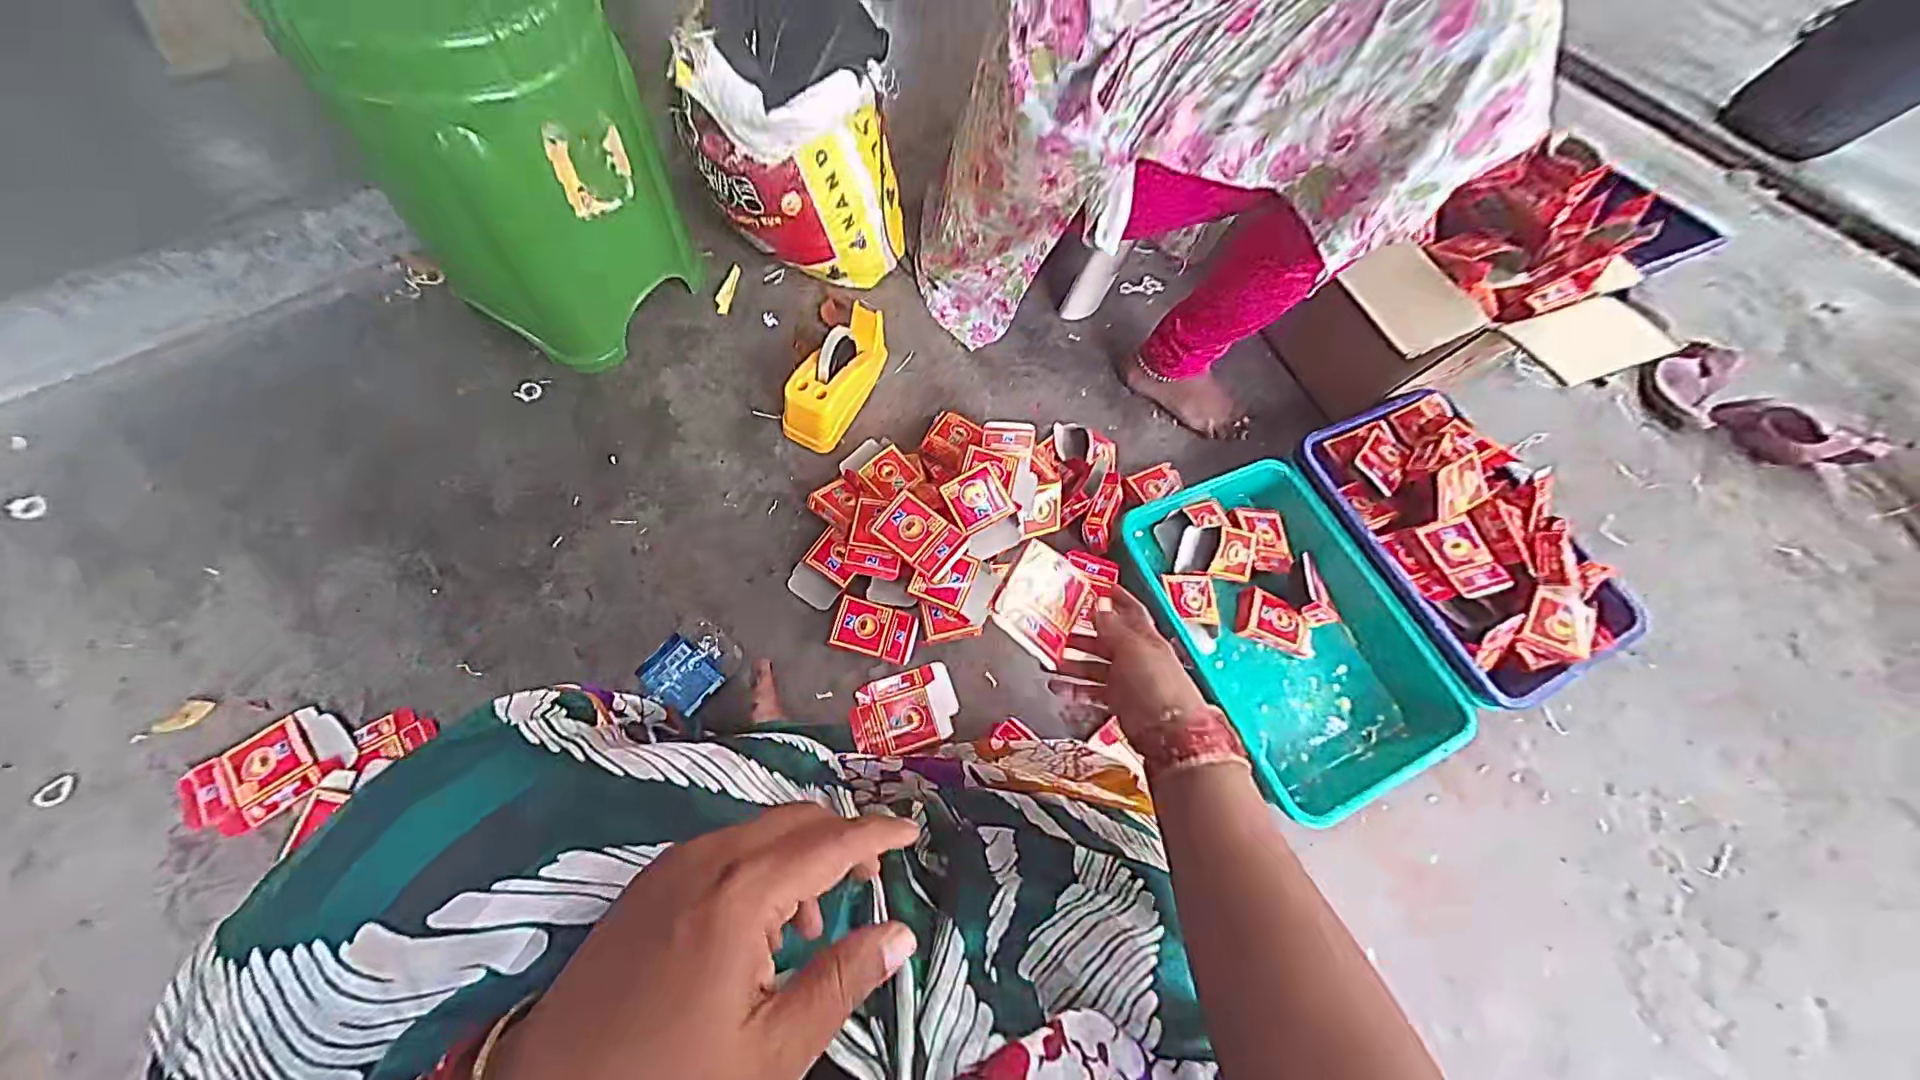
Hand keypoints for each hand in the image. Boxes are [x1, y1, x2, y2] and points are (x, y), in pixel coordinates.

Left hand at [489, 804, 919, 1079]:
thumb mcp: (769, 1051)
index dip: (877, 833)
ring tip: (811, 923)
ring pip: (761, 831)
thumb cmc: (669, 1078)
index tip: (911, 831)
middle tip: (868, 882)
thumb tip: (900, 935)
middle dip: (841, 840)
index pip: (831, 842)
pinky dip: (761, 866)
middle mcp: (709, 857)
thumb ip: (842, 981)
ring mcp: (673, 863)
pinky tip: (757, 925)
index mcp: (742, 892)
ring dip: (800, 856)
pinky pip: (726, 849)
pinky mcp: (650, 880)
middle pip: (797, 821)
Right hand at [1049, 586, 1208, 742]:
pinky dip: (1075, 689)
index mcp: (1145, 638)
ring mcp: (1128, 681)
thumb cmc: (1159, 687)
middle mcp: (1137, 658)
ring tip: (1052, 659)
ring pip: (1095, 666)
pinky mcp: (1120, 703)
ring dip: (1073, 662)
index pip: (1130, 610)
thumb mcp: (1132, 648)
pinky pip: (1092, 692)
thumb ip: (1112, 627)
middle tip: (1061, 627)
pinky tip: (1059, 687)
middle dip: (1083, 633)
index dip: (1117, 597)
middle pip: (1107, 640)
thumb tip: (1099, 604)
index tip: (1100, 586)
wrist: (1171, 733)